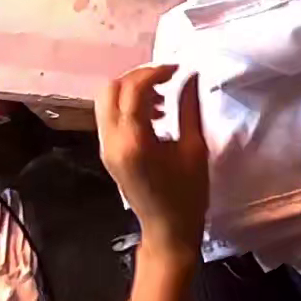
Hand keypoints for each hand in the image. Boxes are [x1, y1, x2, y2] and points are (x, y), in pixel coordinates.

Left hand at [95, 64, 208, 254]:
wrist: (168, 231)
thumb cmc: (188, 194)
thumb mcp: (195, 148)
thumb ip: (189, 108)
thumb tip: (190, 77)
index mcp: (134, 141)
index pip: (133, 90)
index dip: (154, 72)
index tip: (177, 70)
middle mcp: (112, 141)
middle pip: (111, 89)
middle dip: (138, 77)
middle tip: (166, 79)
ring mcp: (105, 148)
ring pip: (106, 101)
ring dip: (131, 91)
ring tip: (163, 99)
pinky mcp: (107, 153)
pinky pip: (109, 117)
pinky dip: (127, 106)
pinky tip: (153, 115)